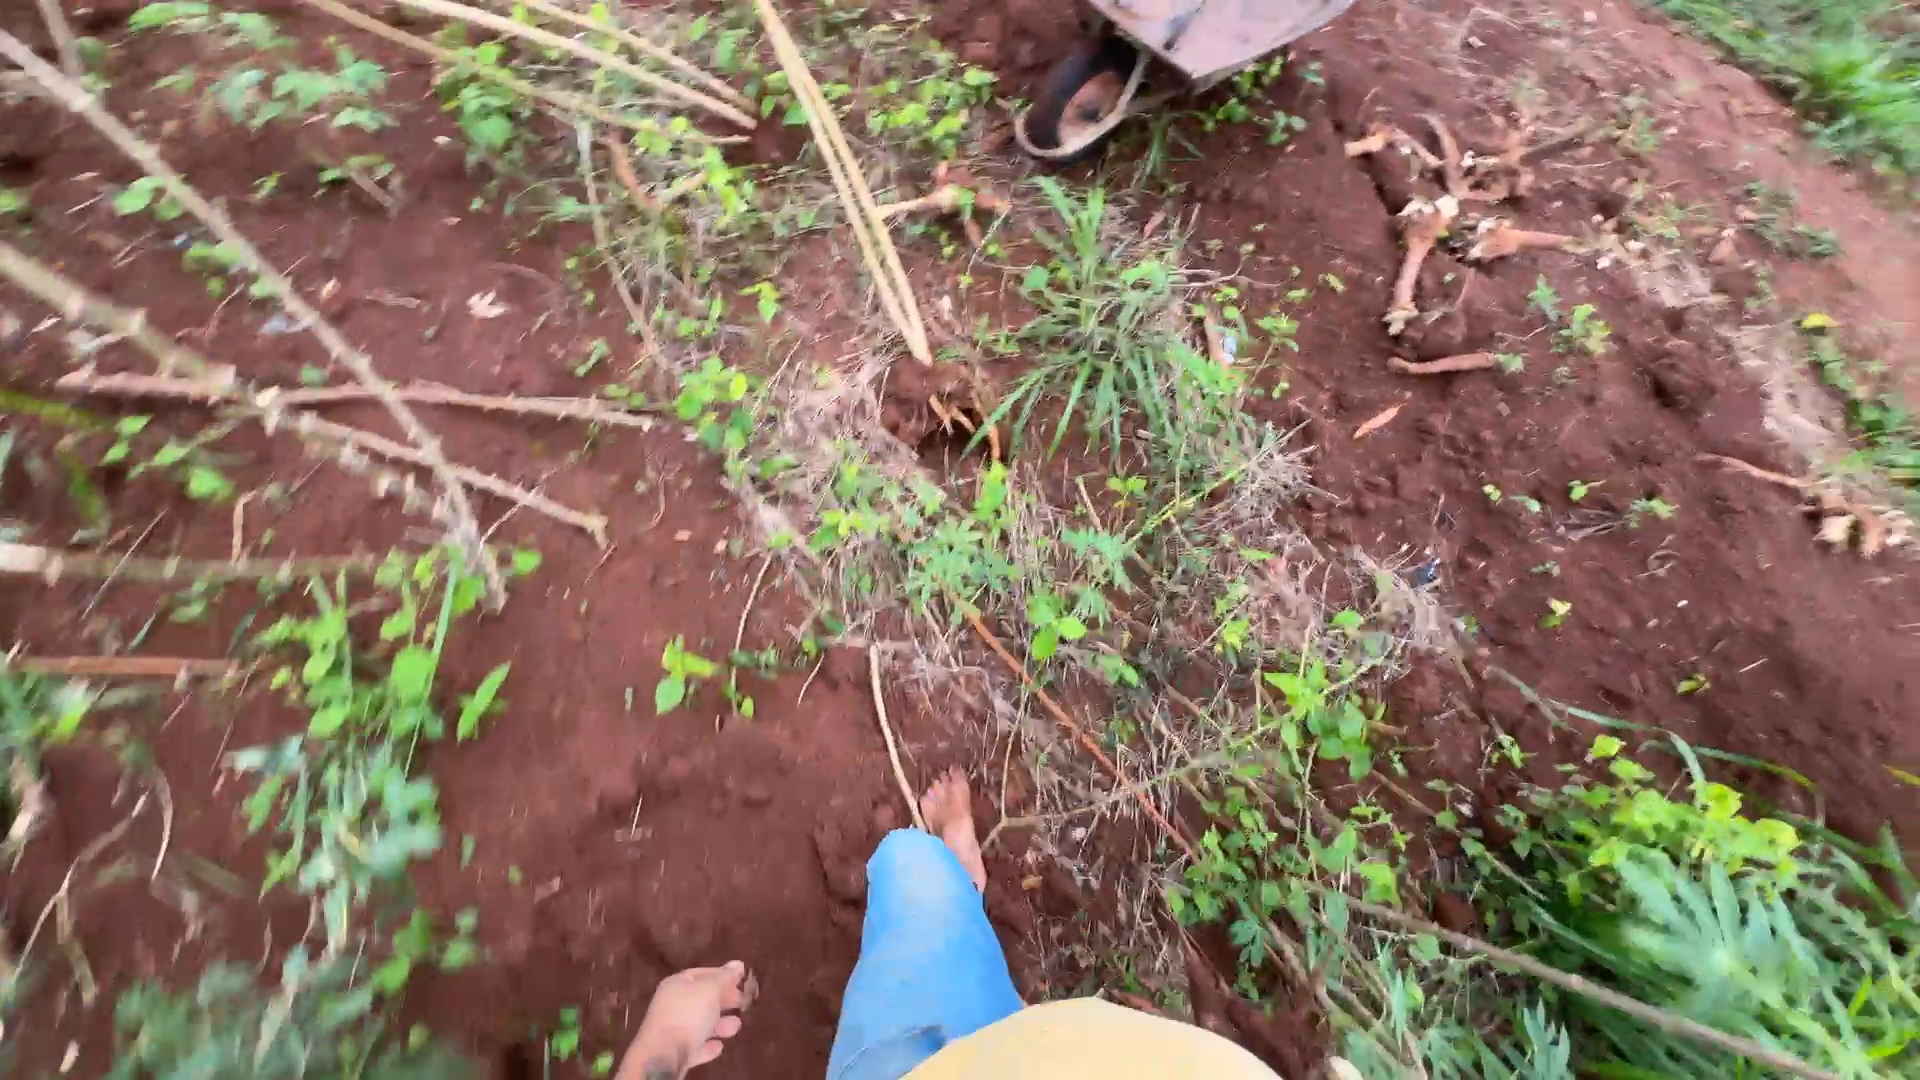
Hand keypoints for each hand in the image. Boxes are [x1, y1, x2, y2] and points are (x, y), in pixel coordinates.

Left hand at [617, 961, 748, 1079]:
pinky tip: (719, 1047)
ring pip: (700, 1023)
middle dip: (724, 1000)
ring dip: (720, 1024)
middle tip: (743, 1001)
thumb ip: (725, 977)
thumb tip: (738, 964)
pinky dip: (707, 1045)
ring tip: (736, 1026)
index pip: (703, 974)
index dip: (723, 975)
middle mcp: (672, 1004)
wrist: (663, 1056)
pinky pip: (694, 1045)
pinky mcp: (674, 1052)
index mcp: (677, 984)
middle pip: (702, 998)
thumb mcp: (711, 989)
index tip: (741, 979)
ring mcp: (672, 1029)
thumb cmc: (688, 1014)